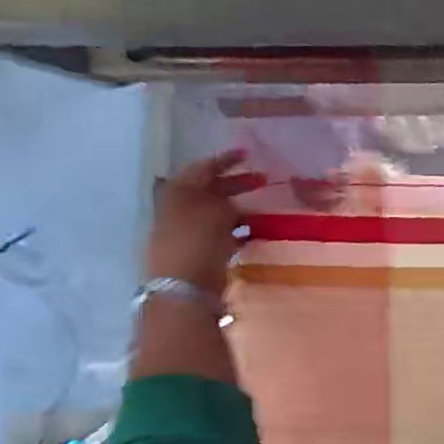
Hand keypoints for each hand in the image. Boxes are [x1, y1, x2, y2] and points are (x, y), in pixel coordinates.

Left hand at [145, 151, 267, 292]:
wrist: (183, 288)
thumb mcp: (216, 212)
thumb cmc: (197, 242)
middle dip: (236, 184)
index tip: (248, 155)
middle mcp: (180, 208)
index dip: (226, 160)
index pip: (204, 167)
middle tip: (263, 181)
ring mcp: (188, 232)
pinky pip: (221, 235)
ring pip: (217, 213)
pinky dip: (237, 231)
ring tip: (262, 209)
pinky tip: (252, 234)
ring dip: (238, 209)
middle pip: (210, 190)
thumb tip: (232, 204)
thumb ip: (226, 201)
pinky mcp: (199, 253)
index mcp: (179, 190)